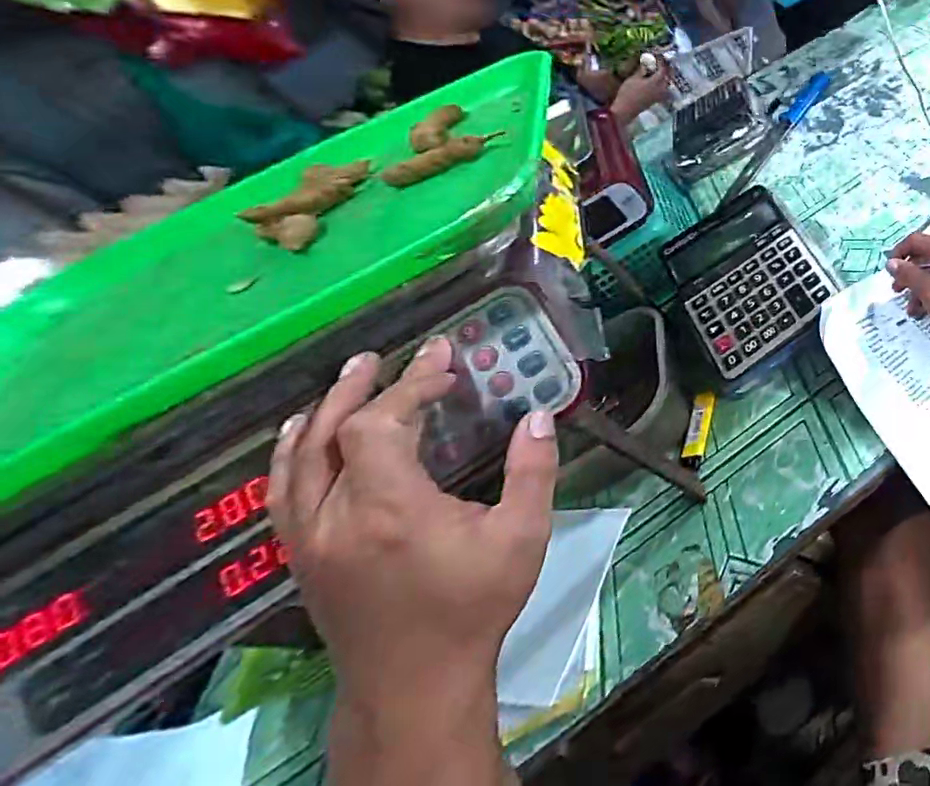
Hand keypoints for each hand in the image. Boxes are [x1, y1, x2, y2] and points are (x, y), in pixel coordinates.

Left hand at [268, 338, 556, 716]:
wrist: (414, 680)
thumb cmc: (475, 603)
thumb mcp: (524, 535)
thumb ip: (532, 471)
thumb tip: (538, 416)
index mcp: (390, 508)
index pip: (377, 426)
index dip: (409, 387)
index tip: (445, 364)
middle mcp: (335, 517)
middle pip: (329, 435)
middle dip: (360, 389)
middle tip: (387, 356)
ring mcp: (308, 540)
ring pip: (296, 462)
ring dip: (320, 413)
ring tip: (346, 380)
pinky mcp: (302, 557)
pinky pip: (283, 492)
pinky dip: (292, 454)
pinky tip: (303, 438)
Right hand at [610, 65, 672, 125]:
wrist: (626, 109)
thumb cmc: (628, 92)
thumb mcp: (633, 78)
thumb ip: (642, 70)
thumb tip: (646, 63)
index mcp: (657, 82)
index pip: (663, 69)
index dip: (662, 62)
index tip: (659, 56)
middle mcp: (662, 88)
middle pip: (668, 77)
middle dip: (666, 69)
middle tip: (662, 62)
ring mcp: (661, 95)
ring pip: (667, 84)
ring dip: (665, 77)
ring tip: (660, 71)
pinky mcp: (657, 100)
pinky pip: (664, 90)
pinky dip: (663, 84)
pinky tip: (658, 81)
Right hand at [885, 232, 929, 348]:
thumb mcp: (928, 289)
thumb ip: (908, 274)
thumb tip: (891, 262)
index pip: (916, 240)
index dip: (899, 252)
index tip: (889, 270)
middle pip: (924, 259)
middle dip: (907, 275)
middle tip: (896, 290)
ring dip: (918, 291)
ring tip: (911, 310)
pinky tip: (925, 314)